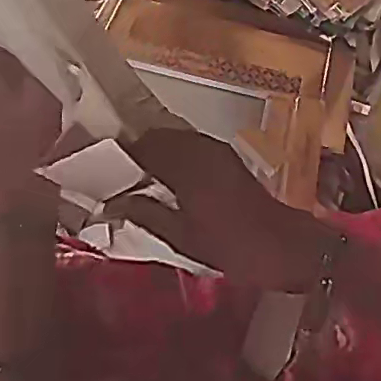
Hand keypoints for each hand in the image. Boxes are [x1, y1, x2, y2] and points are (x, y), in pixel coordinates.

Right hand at [109, 129, 337, 290]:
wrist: (280, 243)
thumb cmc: (230, 245)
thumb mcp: (182, 236)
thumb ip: (146, 213)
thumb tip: (112, 201)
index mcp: (187, 165)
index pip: (144, 145)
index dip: (121, 152)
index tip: (100, 166)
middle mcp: (201, 147)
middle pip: (158, 135)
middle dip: (136, 149)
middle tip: (114, 173)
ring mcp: (216, 148)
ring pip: (175, 137)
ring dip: (155, 150)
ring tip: (136, 176)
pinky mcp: (225, 155)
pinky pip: (190, 143)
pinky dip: (173, 153)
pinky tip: (165, 177)